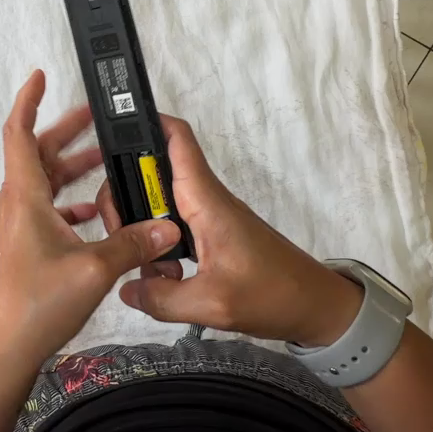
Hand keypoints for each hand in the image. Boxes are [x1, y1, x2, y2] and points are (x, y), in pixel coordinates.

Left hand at [0, 70, 182, 367]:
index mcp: (25, 194)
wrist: (3, 348)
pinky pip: (50, 210)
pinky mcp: (28, 247)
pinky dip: (71, 202)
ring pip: (46, 182)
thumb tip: (169, 226)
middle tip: (95, 116)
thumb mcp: (94, 268)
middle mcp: (19, 203)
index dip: (28, 100)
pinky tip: (97, 213)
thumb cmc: (37, 301)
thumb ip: (133, 243)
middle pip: (38, 152)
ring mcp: (21, 226)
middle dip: (64, 130)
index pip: (20, 131)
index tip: (40, 75)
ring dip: (71, 166)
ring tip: (105, 158)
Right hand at [104, 115, 361, 346]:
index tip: (115, 130)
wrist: (317, 308)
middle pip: (152, 171)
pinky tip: (155, 271)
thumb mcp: (212, 305)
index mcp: (205, 200)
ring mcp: (206, 216)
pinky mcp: (210, 234)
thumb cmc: (273, 295)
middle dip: (125, 192)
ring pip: (158, 201)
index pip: (177, 139)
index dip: (147, 122)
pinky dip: (155, 241)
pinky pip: (170, 225)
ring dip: (139, 223)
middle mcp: (203, 199)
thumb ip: (162, 299)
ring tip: (134, 257)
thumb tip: (126, 288)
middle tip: (115, 230)